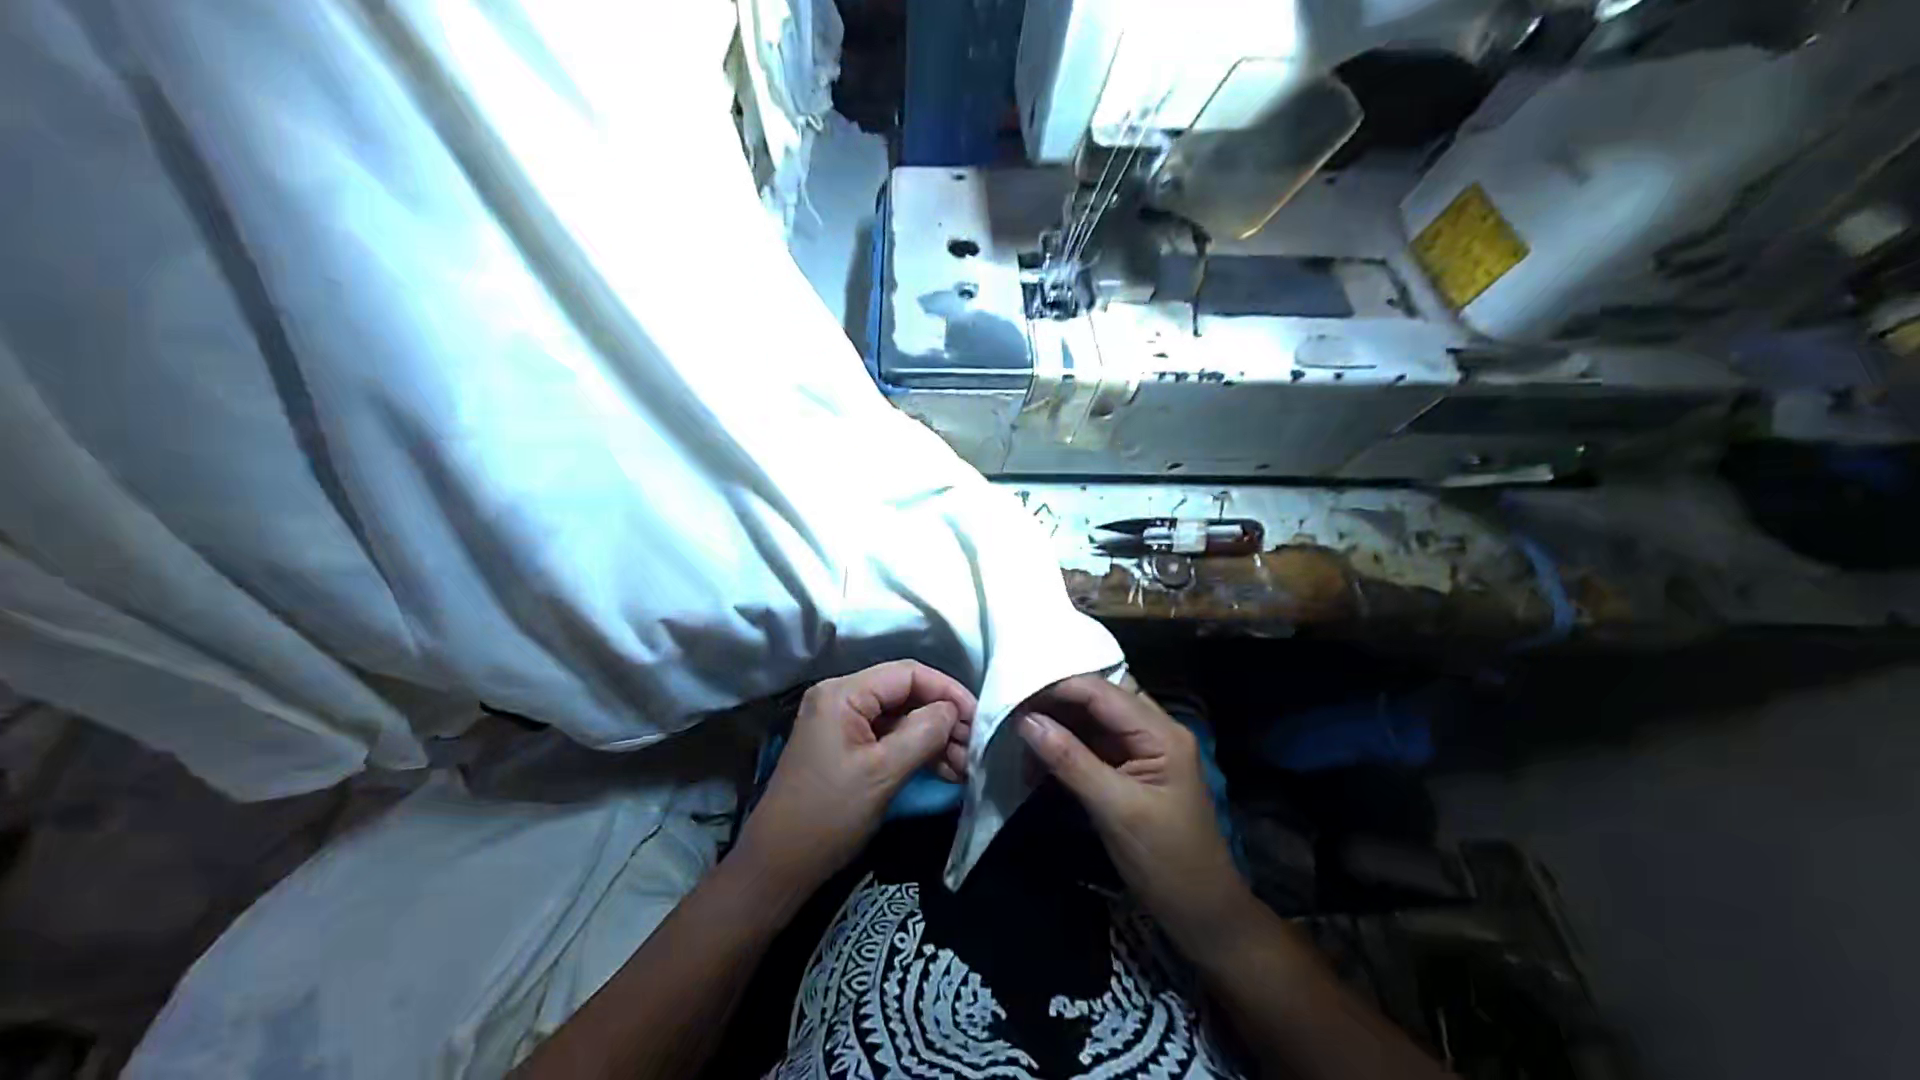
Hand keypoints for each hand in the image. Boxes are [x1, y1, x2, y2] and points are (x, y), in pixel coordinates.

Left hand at [735, 660, 975, 894]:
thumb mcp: (882, 773)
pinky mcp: (847, 747)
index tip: (979, 718)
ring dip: (935, 738)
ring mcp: (843, 723)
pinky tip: (946, 770)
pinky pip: (890, 737)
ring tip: (967, 766)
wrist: (778, 866)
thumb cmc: (828, 815)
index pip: (908, 674)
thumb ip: (923, 733)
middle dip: (944, 718)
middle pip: (906, 693)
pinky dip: (918, 750)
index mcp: (843, 693)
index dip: (948, 692)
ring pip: (902, 717)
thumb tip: (953, 711)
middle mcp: (841, 698)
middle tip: (976, 749)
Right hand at [1018, 675, 1254, 958]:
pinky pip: (1092, 746)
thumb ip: (1070, 760)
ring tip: (1016, 735)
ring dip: (1056, 726)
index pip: (1101, 692)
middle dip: (1053, 703)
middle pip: (1097, 700)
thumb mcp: (1115, 809)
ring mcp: (1143, 751)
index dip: (1056, 688)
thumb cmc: (1166, 861)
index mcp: (1161, 732)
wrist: (1202, 914)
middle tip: (1009, 711)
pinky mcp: (1130, 771)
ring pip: (1091, 722)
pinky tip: (1037, 756)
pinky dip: (1064, 748)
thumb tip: (1025, 720)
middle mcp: (1154, 730)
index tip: (1012, 696)